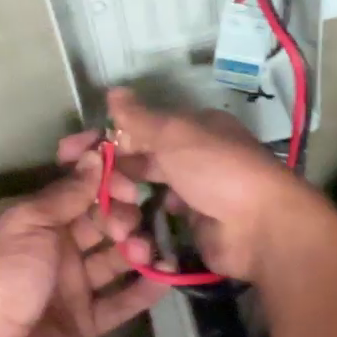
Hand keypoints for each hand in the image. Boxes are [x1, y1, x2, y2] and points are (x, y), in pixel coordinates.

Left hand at [0, 147, 163, 336]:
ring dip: (135, 250)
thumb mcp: (27, 225)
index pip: (80, 193)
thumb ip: (66, 193)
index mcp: (37, 223)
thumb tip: (96, 155)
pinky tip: (166, 275)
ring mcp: (74, 288)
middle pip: (102, 224)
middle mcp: (57, 251)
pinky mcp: (88, 323)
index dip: (106, 184)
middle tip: (127, 226)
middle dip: (122, 218)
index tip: (129, 183)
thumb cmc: (1, 278)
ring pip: (115, 260)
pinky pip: (122, 302)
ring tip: (143, 252)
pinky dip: (144, 290)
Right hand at [101, 88, 317, 281]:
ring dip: (126, 215)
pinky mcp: (194, 233)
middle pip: (141, 167)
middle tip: (104, 196)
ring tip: (121, 228)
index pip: (142, 131)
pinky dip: (146, 239)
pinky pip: (160, 232)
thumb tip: (113, 91)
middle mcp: (194, 161)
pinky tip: (136, 245)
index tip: (75, 156)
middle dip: (116, 182)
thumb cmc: (217, 169)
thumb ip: (140, 118)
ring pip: (146, 202)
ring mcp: (195, 198)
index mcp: (194, 131)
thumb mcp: (176, 134)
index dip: (109, 142)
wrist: (261, 227)